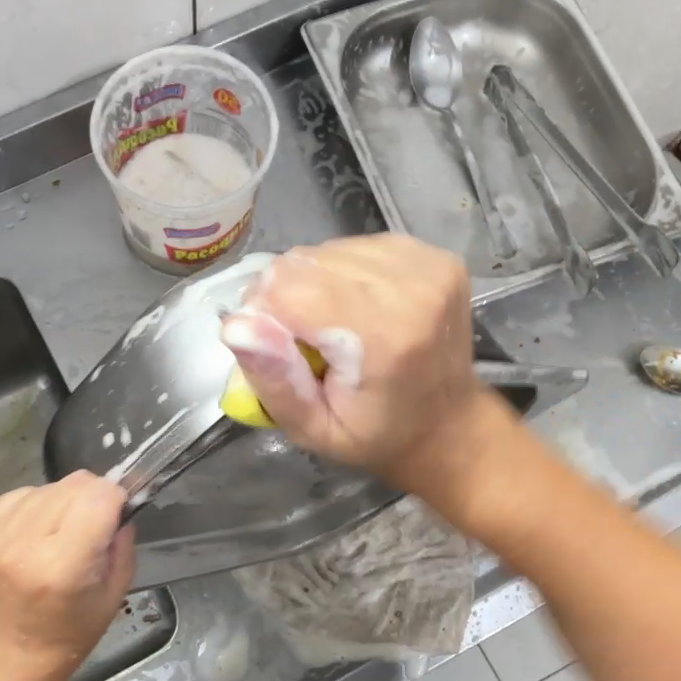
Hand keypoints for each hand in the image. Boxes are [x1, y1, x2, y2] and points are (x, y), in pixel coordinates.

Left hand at [0, 471, 135, 680]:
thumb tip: (119, 504)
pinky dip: (35, 506)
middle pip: (73, 484)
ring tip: (60, 534)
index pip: (99, 496)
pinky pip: (18, 495)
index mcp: (63, 566)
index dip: (115, 499)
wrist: (10, 657)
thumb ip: (122, 543)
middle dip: (91, 498)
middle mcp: (24, 545)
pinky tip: (37, 534)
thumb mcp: (114, 593)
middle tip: (92, 527)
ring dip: (62, 501)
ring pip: (47, 486)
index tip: (117, 516)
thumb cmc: (70, 633)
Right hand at [220, 235, 488, 488]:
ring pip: (325, 250)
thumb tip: (234, 325)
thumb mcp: (314, 430)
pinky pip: (355, 246)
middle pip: (303, 262)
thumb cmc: (375, 435)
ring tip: (334, 327)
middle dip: (288, 299)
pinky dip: (342, 275)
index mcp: (384, 335)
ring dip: (315, 285)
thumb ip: (274, 379)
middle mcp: (411, 287)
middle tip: (305, 343)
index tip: (279, 350)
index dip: (265, 314)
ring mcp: (426, 264)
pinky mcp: (432, 253)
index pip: (287, 286)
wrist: (447, 425)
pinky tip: (357, 308)